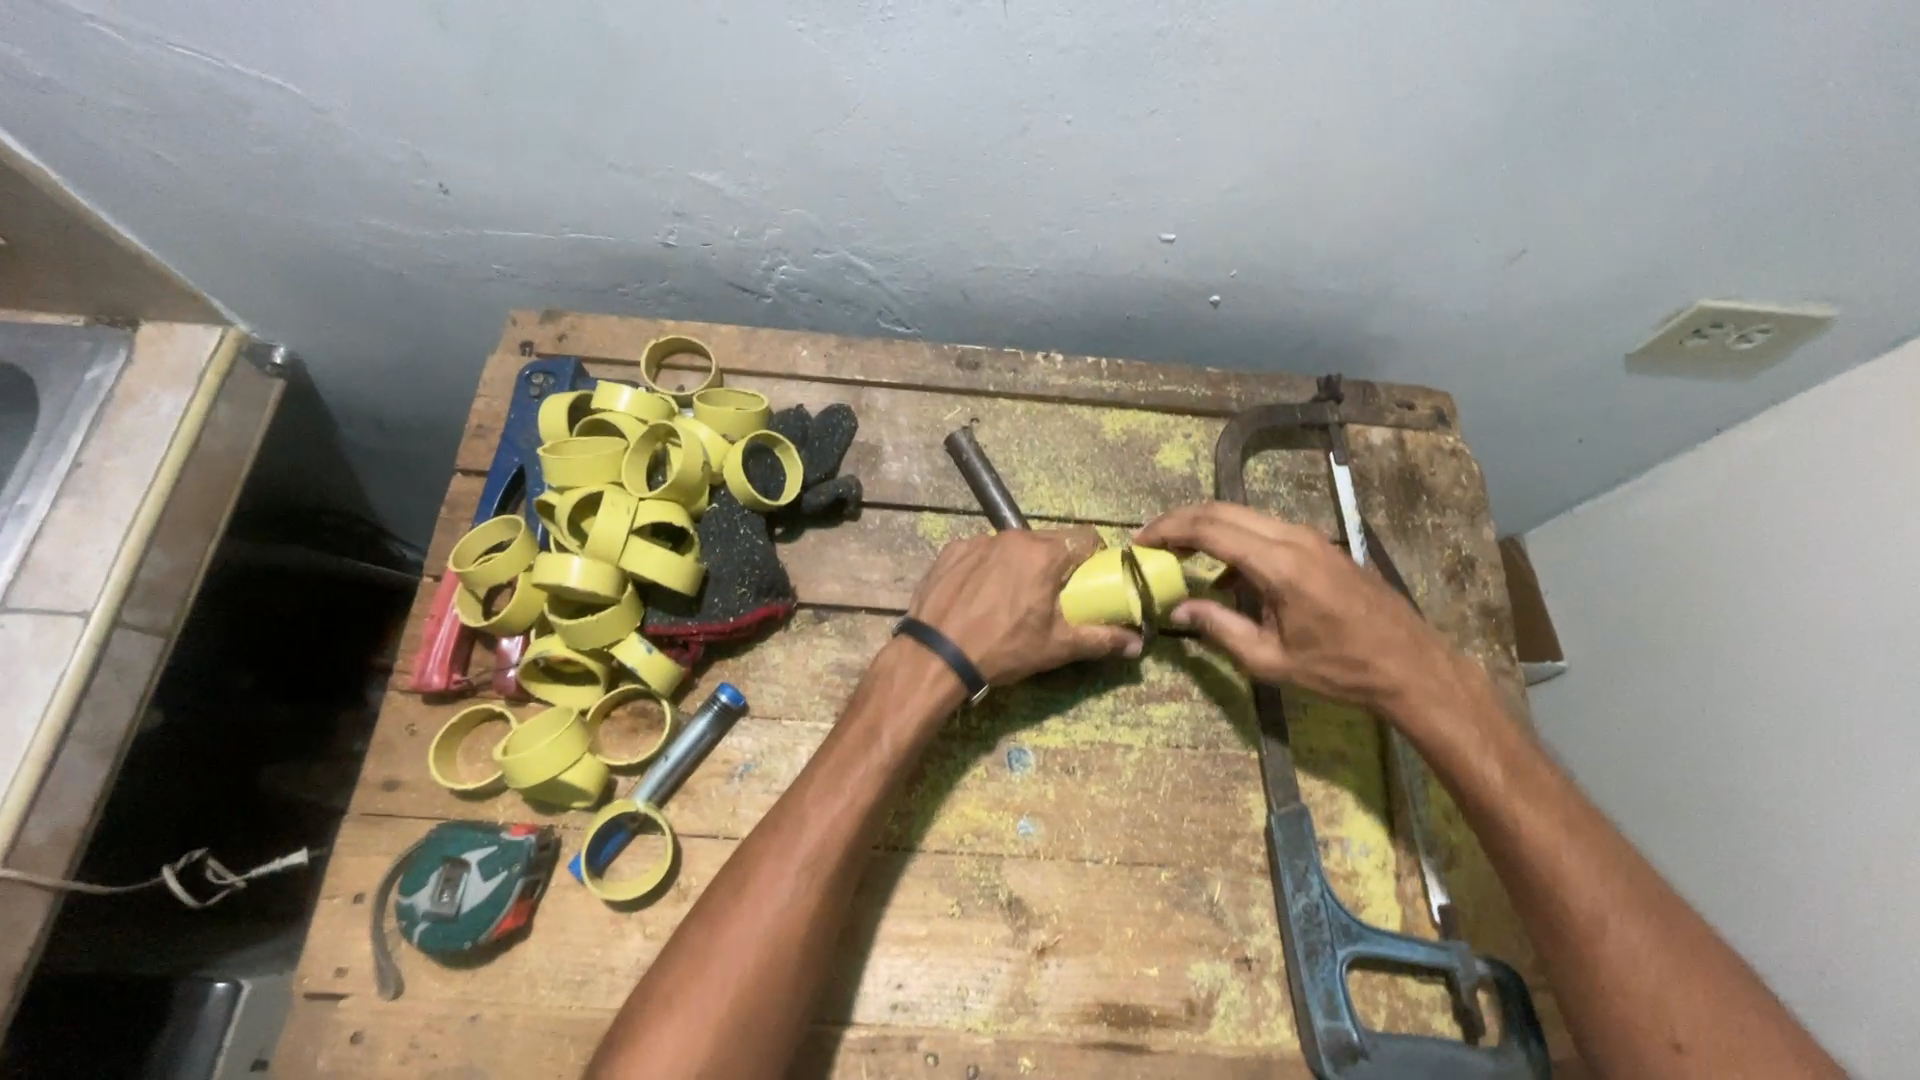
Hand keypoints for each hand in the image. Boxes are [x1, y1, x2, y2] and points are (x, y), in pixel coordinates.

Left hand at [908, 527, 1141, 684]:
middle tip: (1050, 598)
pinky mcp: (950, 551)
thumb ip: (1100, 638)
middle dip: (1056, 565)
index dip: (1093, 560)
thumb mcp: (1057, 646)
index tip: (1088, 584)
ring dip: (1020, 566)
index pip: (1086, 538)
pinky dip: (987, 569)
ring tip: (1009, 600)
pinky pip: (980, 553)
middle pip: (1048, 541)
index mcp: (1043, 553)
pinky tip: (978, 597)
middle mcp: (1011, 536)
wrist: (935, 656)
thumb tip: (1138, 643)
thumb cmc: (1003, 648)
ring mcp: (977, 541)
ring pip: (1012, 547)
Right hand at [1136, 502, 1455, 712]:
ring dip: (1207, 528)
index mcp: (1279, 565)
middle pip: (1223, 510)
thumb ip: (1219, 628)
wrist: (1410, 665)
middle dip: (1180, 521)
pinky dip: (1235, 540)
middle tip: (1151, 540)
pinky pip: (1266, 530)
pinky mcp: (1321, 545)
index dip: (1169, 530)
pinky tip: (1226, 575)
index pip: (1210, 529)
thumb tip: (1178, 609)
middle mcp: (1293, 539)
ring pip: (1245, 515)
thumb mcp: (1270, 659)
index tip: (1140, 541)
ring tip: (1178, 553)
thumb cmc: (1339, 669)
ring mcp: (1311, 538)